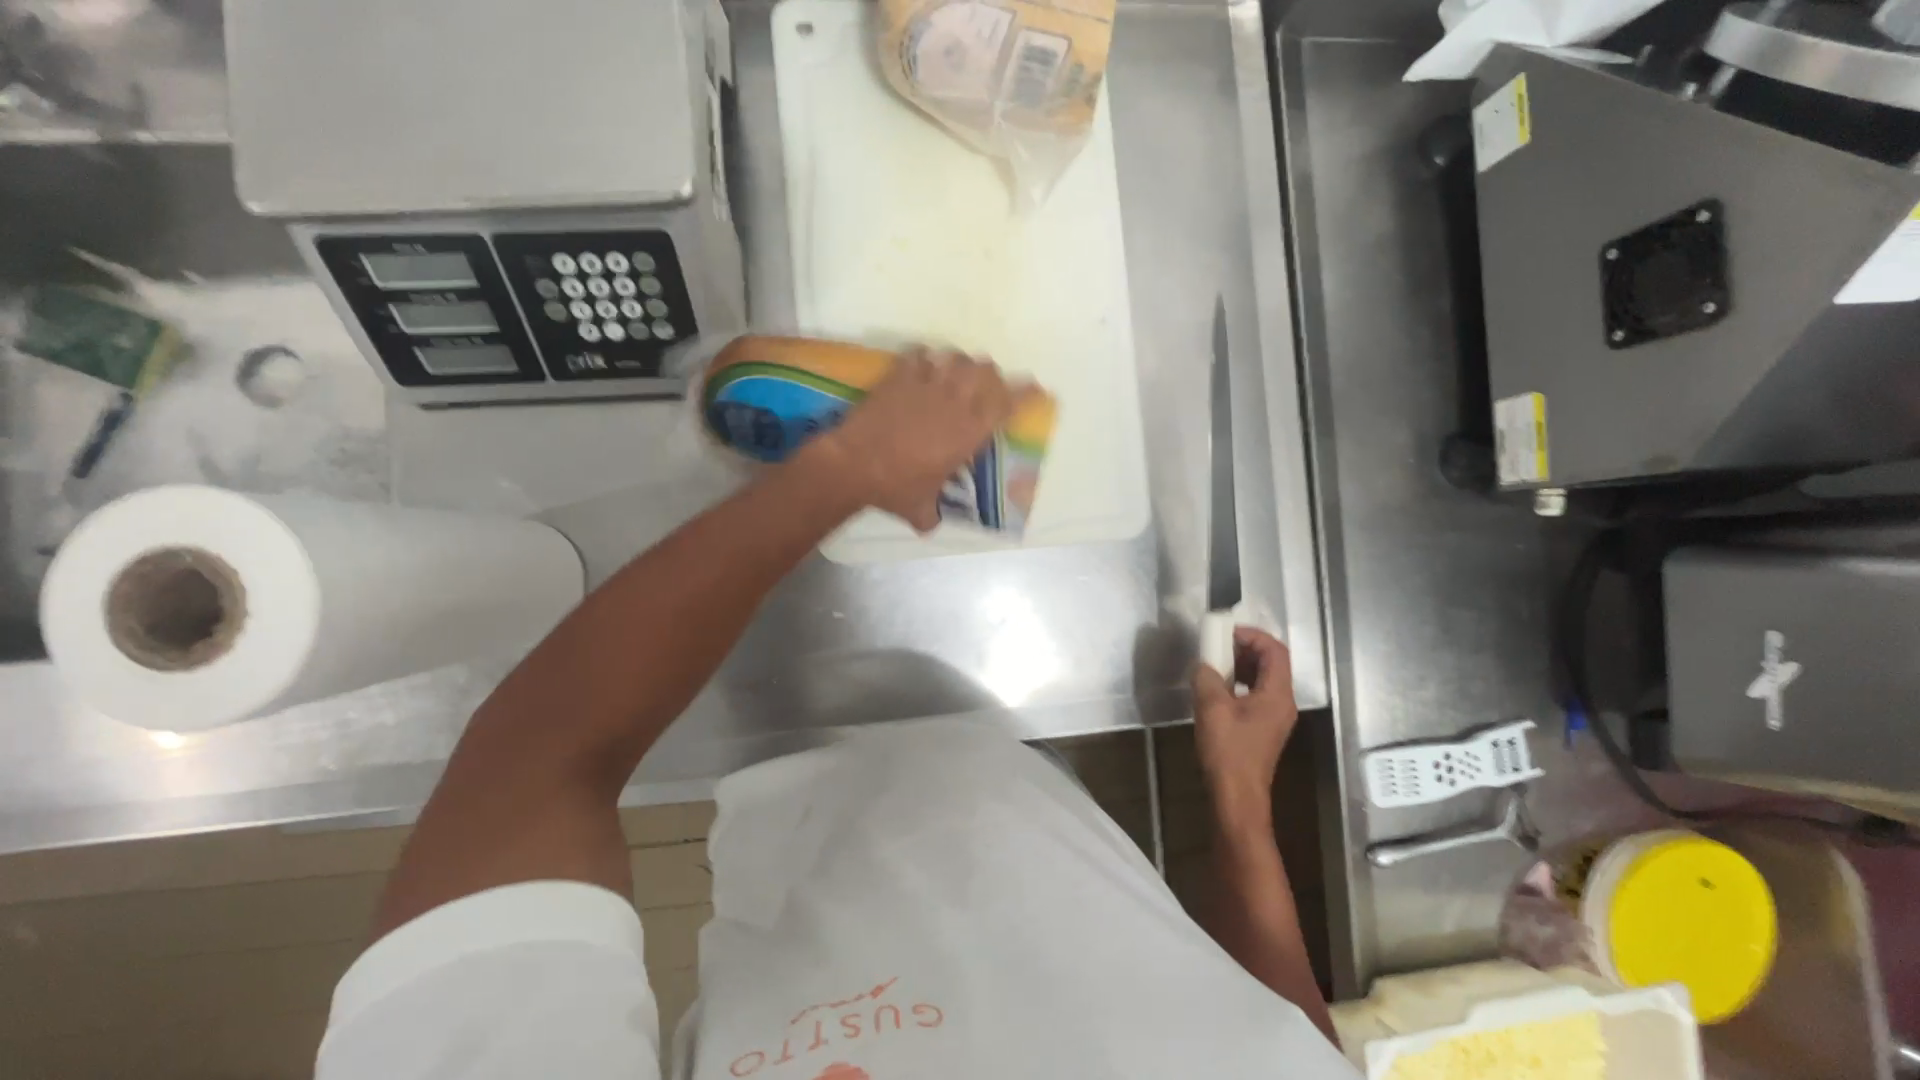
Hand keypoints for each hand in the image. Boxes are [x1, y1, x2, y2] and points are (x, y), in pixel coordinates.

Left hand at [808, 347, 1022, 531]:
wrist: (855, 464)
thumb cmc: (895, 487)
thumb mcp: (920, 507)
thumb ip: (931, 513)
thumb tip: (930, 524)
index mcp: (971, 431)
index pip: (1010, 403)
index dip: (1027, 393)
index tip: (1037, 389)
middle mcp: (955, 401)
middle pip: (986, 371)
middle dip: (990, 375)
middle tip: (985, 385)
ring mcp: (927, 384)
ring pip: (956, 357)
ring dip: (960, 362)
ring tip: (954, 372)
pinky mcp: (900, 376)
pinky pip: (919, 354)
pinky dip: (925, 357)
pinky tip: (921, 365)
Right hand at [1191, 627, 1298, 829]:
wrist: (1236, 796)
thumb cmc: (1228, 751)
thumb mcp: (1211, 708)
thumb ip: (1207, 678)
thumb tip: (1204, 666)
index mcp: (1278, 695)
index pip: (1275, 651)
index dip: (1253, 636)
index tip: (1226, 632)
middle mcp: (1283, 703)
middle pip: (1272, 663)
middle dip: (1245, 649)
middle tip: (1217, 646)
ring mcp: (1275, 718)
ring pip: (1263, 680)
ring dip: (1241, 667)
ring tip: (1213, 665)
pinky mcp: (1263, 729)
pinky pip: (1256, 695)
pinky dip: (1239, 685)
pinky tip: (1216, 690)